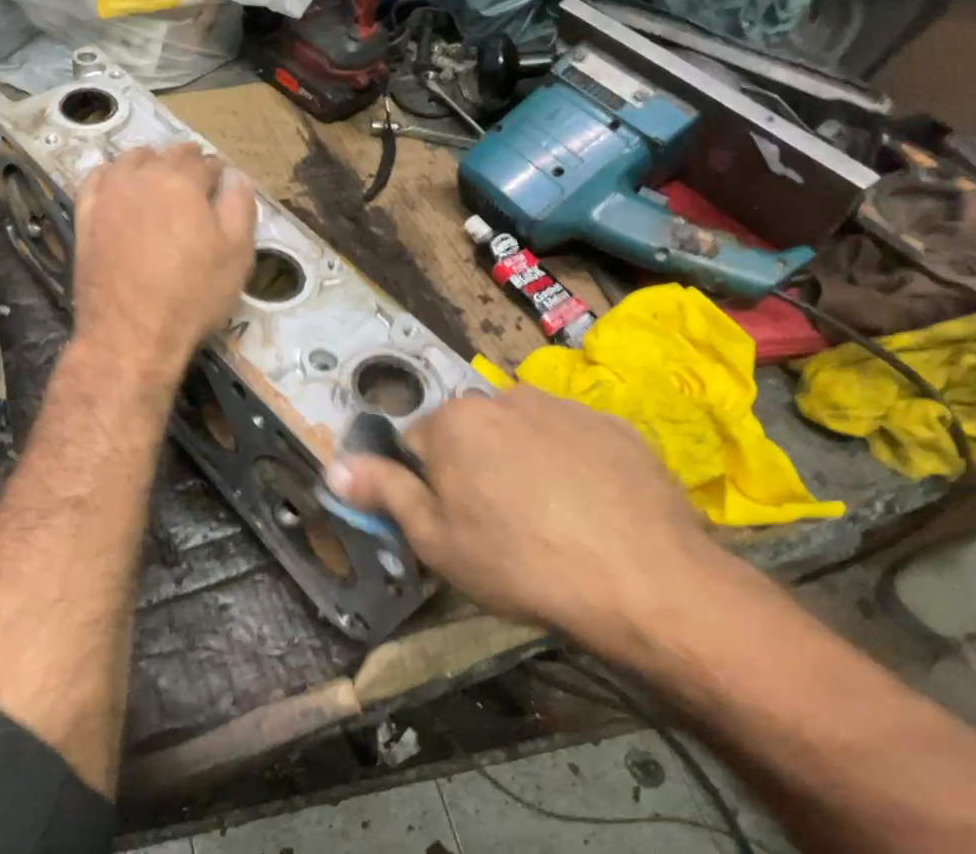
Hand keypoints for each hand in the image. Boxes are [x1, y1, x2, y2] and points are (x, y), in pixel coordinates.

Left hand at [69, 143, 256, 378]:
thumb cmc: (192, 296)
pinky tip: (117, 181)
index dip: (217, 172)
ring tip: (158, 171)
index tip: (222, 181)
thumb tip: (235, 175)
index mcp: (183, 182)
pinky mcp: (85, 218)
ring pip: (130, 161)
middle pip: (167, 156)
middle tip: (195, 172)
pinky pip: (96, 180)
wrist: (130, 333)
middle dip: (185, 160)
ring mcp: (109, 196)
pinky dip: (111, 174)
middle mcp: (143, 178)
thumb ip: (239, 206)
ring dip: (148, 161)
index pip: (206, 164)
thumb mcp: (236, 254)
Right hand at [327, 386, 716, 642]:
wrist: (643, 578)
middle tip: (495, 527)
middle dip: (471, 469)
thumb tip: (332, 467)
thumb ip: (382, 493)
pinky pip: (573, 440)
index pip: (414, 445)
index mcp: (453, 422)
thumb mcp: (434, 540)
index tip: (449, 525)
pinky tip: (587, 510)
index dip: (425, 487)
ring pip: (521, 434)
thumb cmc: (520, 562)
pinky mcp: (615, 426)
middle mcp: (504, 397)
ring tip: (547, 520)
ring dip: (519, 463)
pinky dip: (570, 465)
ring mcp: (565, 407)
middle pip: (469, 434)